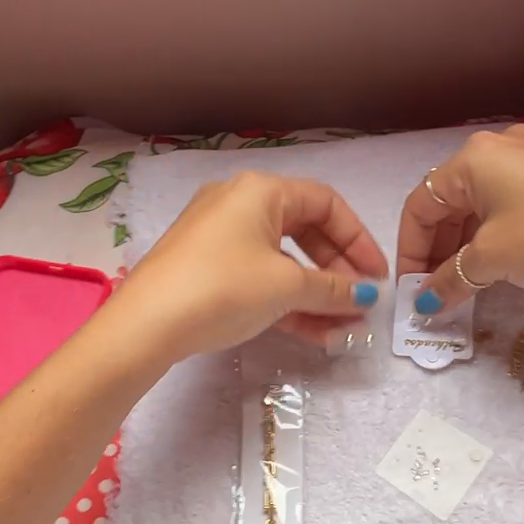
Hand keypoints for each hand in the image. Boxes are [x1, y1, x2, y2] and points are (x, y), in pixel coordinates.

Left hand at [111, 172, 388, 359]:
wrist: (146, 324)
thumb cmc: (224, 288)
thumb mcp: (286, 287)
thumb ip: (332, 289)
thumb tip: (367, 295)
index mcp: (262, 191)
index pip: (327, 203)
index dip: (358, 240)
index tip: (377, 277)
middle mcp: (240, 203)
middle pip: (305, 231)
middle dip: (337, 271)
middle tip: (361, 303)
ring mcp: (220, 237)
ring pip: (282, 260)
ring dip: (315, 293)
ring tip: (343, 327)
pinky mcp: (207, 268)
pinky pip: (259, 277)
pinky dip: (286, 300)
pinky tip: (313, 333)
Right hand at [398, 124, 523, 313]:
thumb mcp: (493, 260)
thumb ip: (449, 279)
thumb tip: (423, 304)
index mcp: (473, 157)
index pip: (420, 205)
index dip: (409, 251)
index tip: (410, 291)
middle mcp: (499, 147)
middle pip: (449, 202)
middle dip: (436, 250)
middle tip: (435, 292)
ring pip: (479, 204)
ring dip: (463, 246)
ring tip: (463, 286)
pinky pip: (508, 204)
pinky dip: (492, 235)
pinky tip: (497, 265)